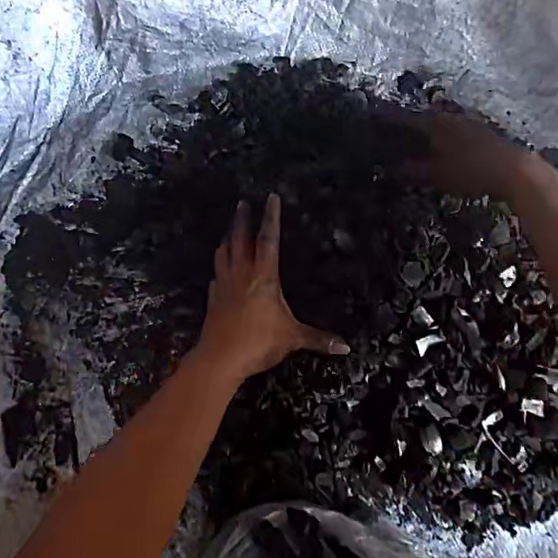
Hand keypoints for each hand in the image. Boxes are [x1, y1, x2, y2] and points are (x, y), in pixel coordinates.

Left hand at [192, 194, 349, 381]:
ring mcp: (223, 285)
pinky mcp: (212, 299)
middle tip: (242, 203)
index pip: (268, 239)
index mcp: (263, 277)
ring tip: (229, 230)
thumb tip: (345, 347)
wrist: (219, 358)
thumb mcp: (292, 338)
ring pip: (223, 253)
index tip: (271, 198)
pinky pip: (215, 276)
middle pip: (239, 239)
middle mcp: (240, 274)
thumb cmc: (258, 343)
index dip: (271, 217)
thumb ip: (318, 339)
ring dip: (227, 239)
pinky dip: (218, 268)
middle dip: (242, 219)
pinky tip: (219, 271)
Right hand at [387, 106, 545, 200]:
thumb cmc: (470, 170)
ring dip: (427, 131)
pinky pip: (453, 131)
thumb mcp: (436, 174)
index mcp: (435, 124)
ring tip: (415, 140)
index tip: (374, 116)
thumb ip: (412, 171)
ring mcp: (469, 124)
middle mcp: (450, 118)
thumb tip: (390, 169)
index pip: (405, 118)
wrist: (515, 171)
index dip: (389, 118)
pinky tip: (441, 147)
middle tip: (392, 131)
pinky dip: (442, 137)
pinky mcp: (482, 134)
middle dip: (407, 124)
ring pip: (440, 124)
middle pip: (423, 119)